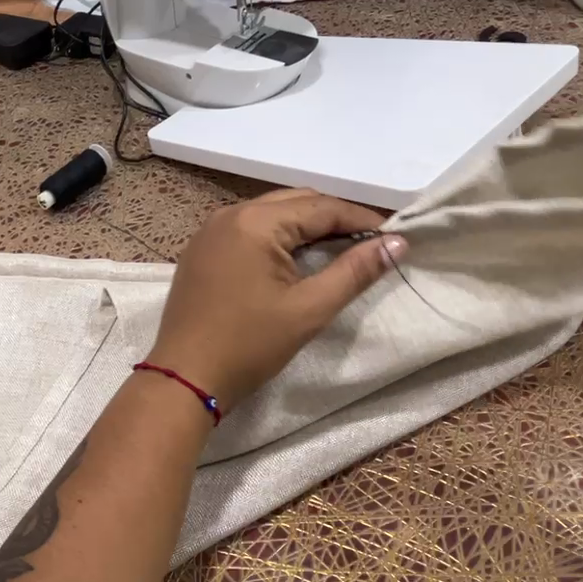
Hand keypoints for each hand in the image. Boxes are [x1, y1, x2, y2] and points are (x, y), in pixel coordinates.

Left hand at [147, 189, 407, 412]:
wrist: (185, 379)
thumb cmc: (249, 345)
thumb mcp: (309, 310)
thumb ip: (354, 272)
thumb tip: (397, 243)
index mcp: (255, 222)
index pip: (321, 207)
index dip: (361, 221)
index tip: (393, 237)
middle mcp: (229, 215)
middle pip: (295, 202)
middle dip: (334, 219)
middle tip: (368, 245)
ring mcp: (209, 232)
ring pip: (270, 215)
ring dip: (305, 227)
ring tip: (338, 251)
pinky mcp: (200, 252)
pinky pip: (247, 231)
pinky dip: (276, 238)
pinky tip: (294, 260)